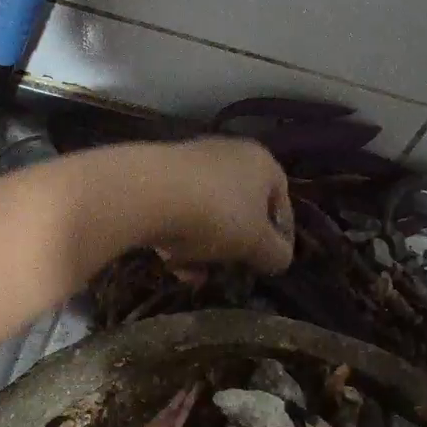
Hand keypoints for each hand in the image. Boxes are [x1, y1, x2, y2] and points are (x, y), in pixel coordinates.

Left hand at [118, 138, 293, 272]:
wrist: (145, 192)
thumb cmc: (216, 214)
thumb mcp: (255, 243)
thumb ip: (275, 254)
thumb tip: (281, 259)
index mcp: (261, 162)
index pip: (282, 199)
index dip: (281, 233)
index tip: (271, 260)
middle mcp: (228, 153)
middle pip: (240, 205)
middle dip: (235, 241)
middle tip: (231, 267)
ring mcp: (189, 162)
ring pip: (205, 210)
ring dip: (203, 244)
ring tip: (195, 273)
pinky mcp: (156, 175)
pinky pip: (175, 211)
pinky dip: (177, 237)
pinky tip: (171, 263)